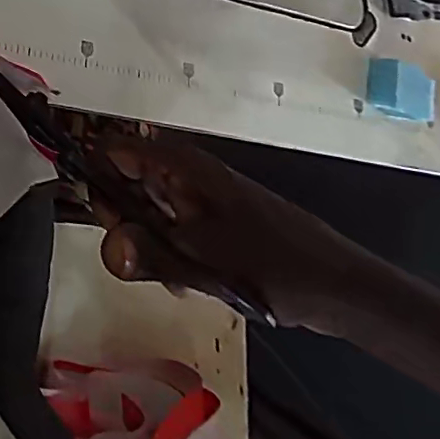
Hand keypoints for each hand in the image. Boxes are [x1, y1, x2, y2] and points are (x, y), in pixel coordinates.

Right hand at [90, 132, 382, 332]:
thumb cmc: (274, 264)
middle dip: (121, 216)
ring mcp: (199, 194)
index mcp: (180, 165)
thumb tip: (105, 246)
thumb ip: (147, 253)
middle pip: (125, 178)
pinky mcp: (213, 217)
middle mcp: (185, 171)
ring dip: (145, 238)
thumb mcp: (204, 263)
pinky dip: (167, 247)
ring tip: (168, 272)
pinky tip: (186, 277)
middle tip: (133, 253)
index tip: (97, 214)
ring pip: (147, 205)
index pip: (113, 149)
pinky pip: (171, 223)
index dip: (94, 175)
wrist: (345, 289)